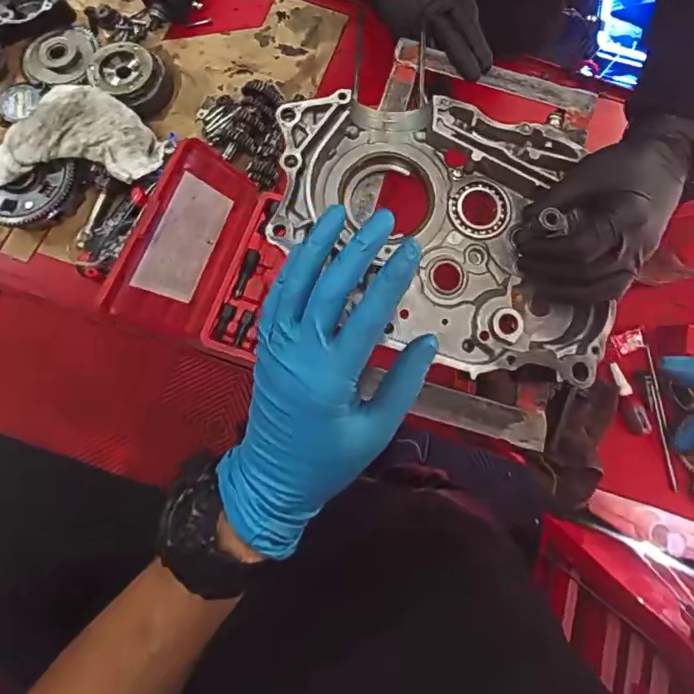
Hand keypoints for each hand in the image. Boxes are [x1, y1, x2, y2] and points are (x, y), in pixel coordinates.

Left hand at [216, 205, 438, 558]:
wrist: (270, 478)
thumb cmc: (326, 461)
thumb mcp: (375, 431)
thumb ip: (403, 384)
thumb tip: (427, 343)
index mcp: (331, 375)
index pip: (368, 313)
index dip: (391, 277)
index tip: (410, 248)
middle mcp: (300, 351)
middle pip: (331, 287)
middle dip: (358, 248)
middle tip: (382, 220)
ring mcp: (278, 344)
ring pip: (296, 283)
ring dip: (317, 245)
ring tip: (335, 214)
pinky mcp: (266, 344)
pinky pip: (276, 297)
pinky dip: (291, 269)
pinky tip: (305, 250)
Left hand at [516, 115, 693, 303]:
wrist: (664, 164)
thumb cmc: (624, 165)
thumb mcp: (585, 175)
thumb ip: (554, 200)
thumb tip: (526, 222)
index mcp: (626, 220)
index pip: (581, 248)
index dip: (546, 250)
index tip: (524, 244)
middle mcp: (636, 247)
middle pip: (588, 276)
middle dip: (549, 274)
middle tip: (523, 264)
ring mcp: (640, 260)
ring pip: (601, 293)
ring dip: (565, 293)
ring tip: (537, 284)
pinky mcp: (638, 265)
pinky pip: (609, 291)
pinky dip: (582, 295)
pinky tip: (560, 289)